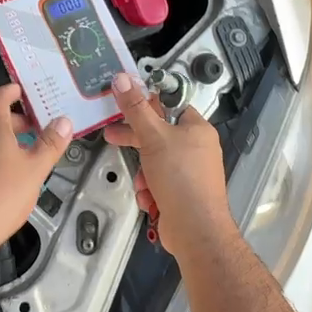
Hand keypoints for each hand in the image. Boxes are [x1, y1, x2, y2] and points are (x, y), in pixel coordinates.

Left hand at [0, 84, 71, 261]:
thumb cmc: (1, 195)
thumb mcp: (35, 169)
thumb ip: (50, 144)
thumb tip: (64, 121)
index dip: (10, 91)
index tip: (21, 90)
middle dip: (13, 120)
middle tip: (34, 126)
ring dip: (4, 140)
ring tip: (25, 154)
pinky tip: (6, 177)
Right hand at [103, 72, 233, 261]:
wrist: (195, 231)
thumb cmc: (182, 179)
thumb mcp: (153, 137)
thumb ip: (135, 108)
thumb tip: (123, 80)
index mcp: (197, 129)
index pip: (170, 106)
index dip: (148, 104)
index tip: (127, 105)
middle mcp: (197, 149)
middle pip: (159, 134)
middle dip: (136, 140)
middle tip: (114, 135)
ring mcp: (190, 173)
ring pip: (155, 161)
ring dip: (143, 171)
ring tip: (142, 180)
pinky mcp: (182, 194)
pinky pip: (158, 182)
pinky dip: (149, 189)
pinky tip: (149, 196)